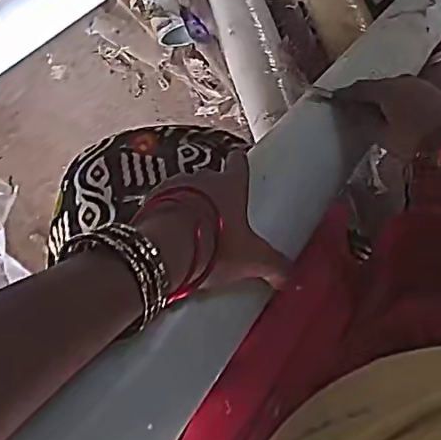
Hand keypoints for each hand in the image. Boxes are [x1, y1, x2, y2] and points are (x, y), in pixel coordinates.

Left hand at [135, 152, 290, 293]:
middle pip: (210, 178)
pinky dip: (166, 215)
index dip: (240, 164)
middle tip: (219, 217)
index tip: (240, 164)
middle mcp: (203, 177)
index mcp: (231, 184)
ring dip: (188, 204)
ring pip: (184, 190)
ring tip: (193, 231)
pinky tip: (170, 236)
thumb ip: (273, 265)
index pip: (238, 163)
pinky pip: (162, 204)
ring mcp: (174, 185)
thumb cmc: (214, 245)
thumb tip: (289, 276)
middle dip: (213, 194)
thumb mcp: (251, 259)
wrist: (167, 248)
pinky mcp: (151, 200)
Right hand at [331, 76, 440, 161]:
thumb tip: (351, 111)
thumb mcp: (383, 135)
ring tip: (374, 111)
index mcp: (387, 89)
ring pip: (394, 88)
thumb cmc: (414, 142)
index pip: (359, 88)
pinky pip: (407, 93)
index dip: (345, 95)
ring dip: (383, 98)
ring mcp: (420, 85)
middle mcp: (403, 81)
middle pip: (377, 86)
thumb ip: (364, 121)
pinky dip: (397, 100)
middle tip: (353, 107)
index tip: (334, 99)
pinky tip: (394, 112)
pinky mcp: (433, 93)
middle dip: (365, 96)